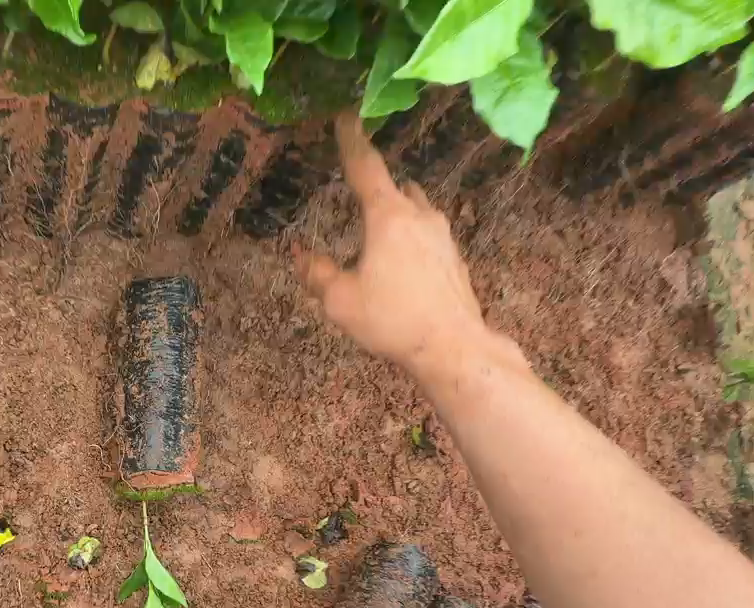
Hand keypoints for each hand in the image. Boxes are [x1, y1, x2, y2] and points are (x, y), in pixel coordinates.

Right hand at [297, 116, 499, 377]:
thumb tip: (300, 255)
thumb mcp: (341, 301)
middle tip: (359, 197)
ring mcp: (442, 235)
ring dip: (396, 216)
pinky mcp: (453, 257)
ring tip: (377, 240)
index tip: (346, 117)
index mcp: (388, 217)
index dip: (352, 141)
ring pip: (415, 210)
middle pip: (396, 188)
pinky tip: (400, 269)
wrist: (451, 345)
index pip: (366, 167)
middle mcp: (419, 216)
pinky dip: (410, 240)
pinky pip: (427, 236)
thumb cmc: (392, 320)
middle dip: (378, 189)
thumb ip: (317, 274)